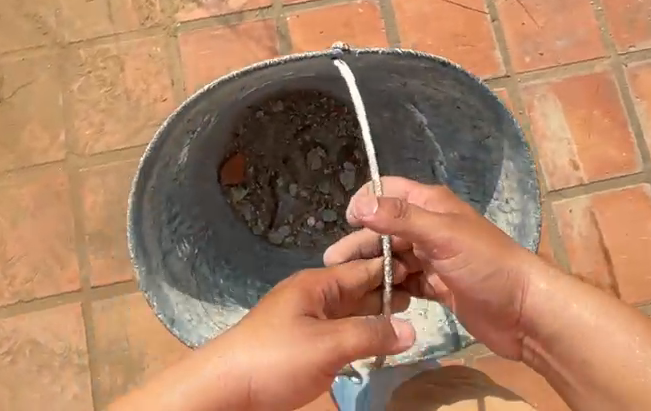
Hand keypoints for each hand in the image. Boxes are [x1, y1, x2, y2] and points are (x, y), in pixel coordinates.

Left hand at [112, 257, 415, 410]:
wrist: (228, 387)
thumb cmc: (276, 357)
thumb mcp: (327, 345)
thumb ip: (369, 335)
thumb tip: (412, 328)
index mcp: (317, 284)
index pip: (360, 269)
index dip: (388, 266)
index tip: (420, 263)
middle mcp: (313, 297)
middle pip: (356, 289)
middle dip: (386, 289)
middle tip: (423, 290)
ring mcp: (307, 322)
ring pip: (349, 312)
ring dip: (375, 314)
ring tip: (408, 316)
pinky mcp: (303, 347)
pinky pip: (339, 333)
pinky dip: (360, 335)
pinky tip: (377, 343)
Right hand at [323, 176, 549, 360]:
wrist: (526, 312)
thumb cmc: (485, 264)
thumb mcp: (442, 235)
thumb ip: (401, 218)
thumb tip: (360, 203)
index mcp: (431, 204)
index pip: (389, 191)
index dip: (366, 201)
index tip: (347, 222)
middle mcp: (430, 226)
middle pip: (386, 228)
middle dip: (361, 242)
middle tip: (333, 262)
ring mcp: (434, 258)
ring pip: (395, 257)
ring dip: (373, 267)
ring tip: (346, 284)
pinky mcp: (439, 286)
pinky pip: (407, 282)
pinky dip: (391, 288)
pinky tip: (374, 300)